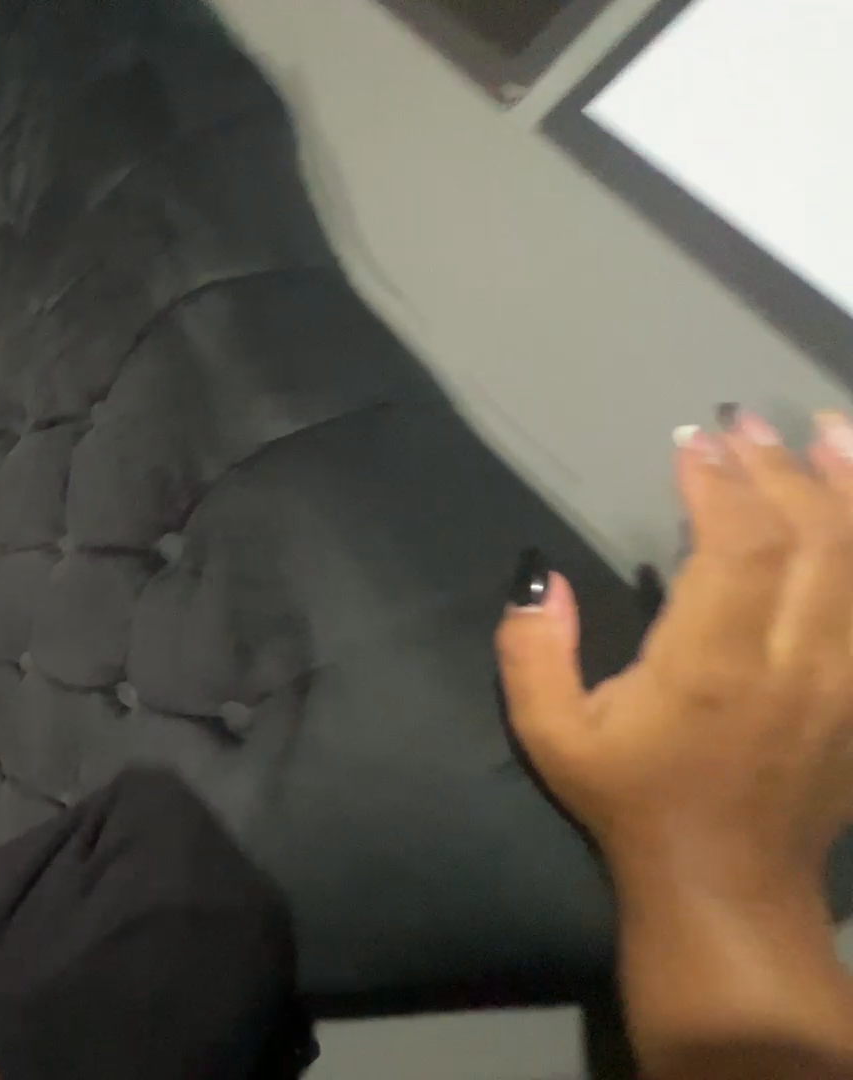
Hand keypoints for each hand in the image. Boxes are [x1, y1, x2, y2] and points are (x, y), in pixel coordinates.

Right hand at [496, 410, 852, 898]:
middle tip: (740, 420)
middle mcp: (799, 661)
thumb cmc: (622, 793)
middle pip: (816, 542)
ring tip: (830, 427)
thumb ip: (533, 652)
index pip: (738, 552)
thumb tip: (540, 576)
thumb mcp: (546, 729)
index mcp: (712, 668)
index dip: (720, 487)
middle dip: (780, 469)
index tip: (687, 442)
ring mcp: (850, 676)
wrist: (723, 873)